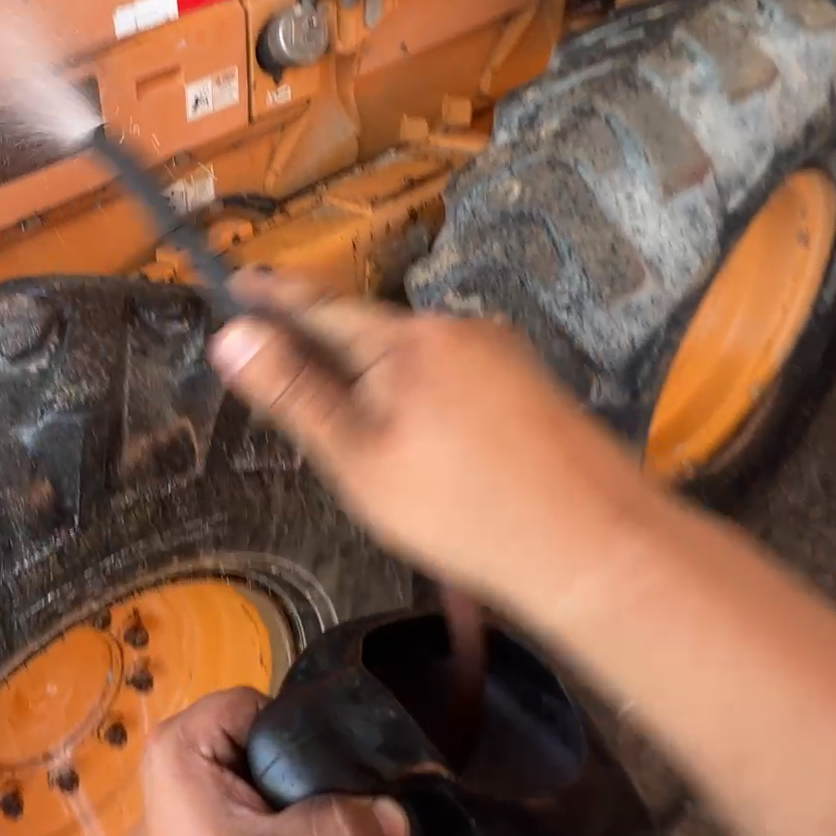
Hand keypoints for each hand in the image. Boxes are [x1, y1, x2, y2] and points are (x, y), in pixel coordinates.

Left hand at [144, 689, 407, 835]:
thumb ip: (333, 823)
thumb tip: (397, 810)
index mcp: (182, 742)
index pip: (251, 707)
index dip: (296, 734)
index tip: (335, 775)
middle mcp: (180, 753)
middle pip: (259, 741)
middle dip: (301, 775)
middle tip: (344, 808)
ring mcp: (190, 787)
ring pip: (262, 777)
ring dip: (298, 805)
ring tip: (334, 824)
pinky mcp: (204, 817)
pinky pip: (253, 804)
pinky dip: (283, 821)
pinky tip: (309, 831)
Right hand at [207, 270, 659, 598]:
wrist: (604, 554)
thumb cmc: (460, 509)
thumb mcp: (355, 457)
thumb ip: (292, 393)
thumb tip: (231, 335)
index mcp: (405, 341)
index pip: (318, 307)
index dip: (272, 296)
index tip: (236, 281)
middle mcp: (452, 328)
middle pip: (363, 332)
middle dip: (324, 358)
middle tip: (302, 411)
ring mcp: (496, 351)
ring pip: (404, 356)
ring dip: (370, 381)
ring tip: (365, 445)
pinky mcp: (524, 379)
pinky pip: (444, 372)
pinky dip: (411, 394)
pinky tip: (422, 446)